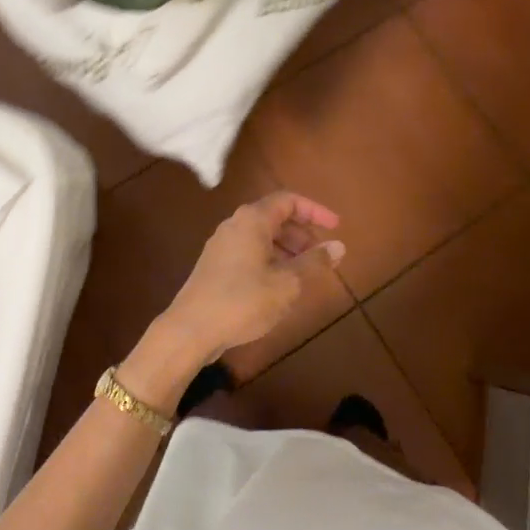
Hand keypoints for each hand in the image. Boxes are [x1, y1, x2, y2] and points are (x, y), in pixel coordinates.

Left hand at [160, 191, 343, 362]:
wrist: (191, 329)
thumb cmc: (243, 300)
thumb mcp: (287, 283)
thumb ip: (314, 262)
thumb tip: (338, 246)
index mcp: (252, 220)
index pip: (288, 200)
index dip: (315, 210)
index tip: (336, 227)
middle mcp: (235, 224)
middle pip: (275, 217)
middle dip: (302, 232)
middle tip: (321, 255)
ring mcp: (221, 245)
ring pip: (262, 236)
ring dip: (287, 248)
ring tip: (304, 273)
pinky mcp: (215, 265)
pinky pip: (249, 251)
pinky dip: (270, 260)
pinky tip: (279, 286)